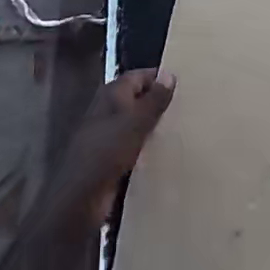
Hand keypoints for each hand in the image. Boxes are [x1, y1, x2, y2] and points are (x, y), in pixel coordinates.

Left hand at [51, 69, 175, 228]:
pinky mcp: (111, 157)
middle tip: (188, 107)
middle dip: (159, 102)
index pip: (138, 76)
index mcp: (112, 95)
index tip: (184, 84)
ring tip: (183, 128)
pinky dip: (148, 146)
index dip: (158, 78)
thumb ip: (153, 100)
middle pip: (137, 98)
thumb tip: (169, 74)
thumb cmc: (107, 151)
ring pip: (136, 123)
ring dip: (155, 126)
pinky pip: (134, 145)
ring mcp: (108, 134)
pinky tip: (167, 153)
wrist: (81, 195)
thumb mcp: (135, 123)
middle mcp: (109, 110)